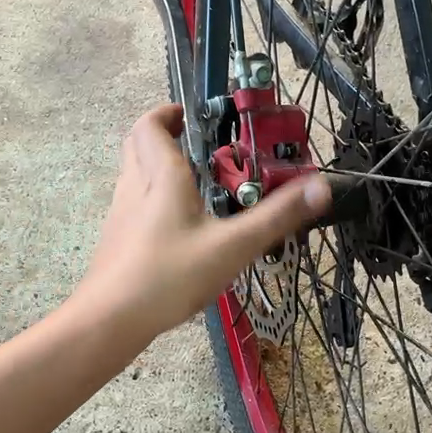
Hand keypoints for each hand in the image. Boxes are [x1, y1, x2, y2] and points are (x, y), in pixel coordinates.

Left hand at [72, 103, 331, 340]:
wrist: (109, 320)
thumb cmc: (169, 275)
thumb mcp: (232, 246)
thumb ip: (276, 216)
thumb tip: (322, 186)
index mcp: (161, 176)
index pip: (151, 125)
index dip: (168, 112)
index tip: (193, 114)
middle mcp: (135, 187)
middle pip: (139, 145)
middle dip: (165, 135)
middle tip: (198, 144)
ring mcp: (121, 215)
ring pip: (135, 175)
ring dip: (159, 167)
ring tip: (196, 183)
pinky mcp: (117, 241)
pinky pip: (135, 205)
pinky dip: (154, 200)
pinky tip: (179, 227)